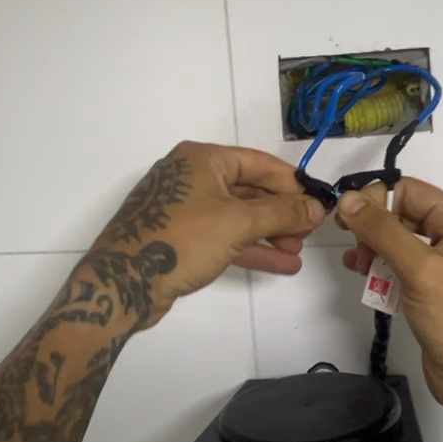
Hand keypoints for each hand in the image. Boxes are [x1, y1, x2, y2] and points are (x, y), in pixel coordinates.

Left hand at [92, 142, 325, 327]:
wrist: (124, 282)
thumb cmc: (182, 239)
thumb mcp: (238, 222)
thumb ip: (282, 213)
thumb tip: (317, 207)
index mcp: (202, 159)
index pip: (259, 163)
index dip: (291, 183)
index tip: (318, 202)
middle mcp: (192, 177)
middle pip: (249, 189)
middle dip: (281, 212)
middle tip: (310, 231)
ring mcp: (184, 209)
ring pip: (238, 216)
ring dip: (269, 233)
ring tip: (297, 251)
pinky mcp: (181, 238)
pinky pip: (224, 237)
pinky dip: (251, 248)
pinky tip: (280, 263)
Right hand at [336, 179, 442, 408]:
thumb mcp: (420, 269)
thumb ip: (383, 230)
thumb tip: (347, 199)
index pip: (410, 191)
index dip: (376, 200)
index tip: (347, 221)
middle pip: (403, 214)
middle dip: (373, 227)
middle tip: (351, 246)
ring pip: (399, 243)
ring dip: (374, 250)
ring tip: (356, 266)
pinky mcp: (434, 293)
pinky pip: (402, 270)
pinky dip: (382, 272)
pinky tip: (366, 281)